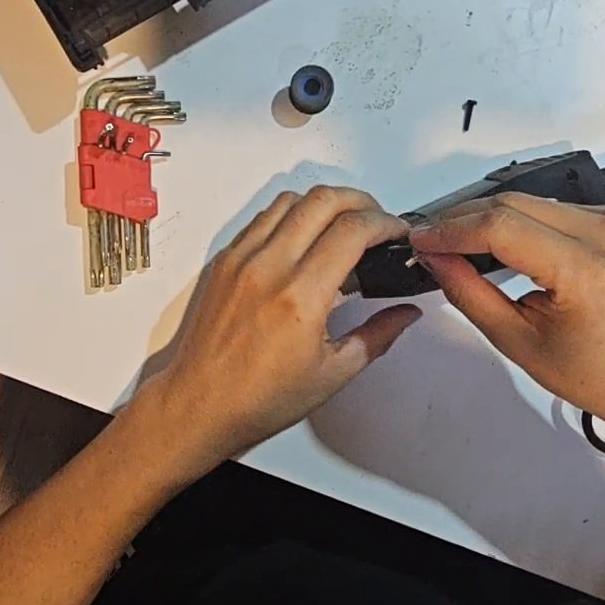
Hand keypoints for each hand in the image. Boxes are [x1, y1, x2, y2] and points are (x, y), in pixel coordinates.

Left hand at [132, 186, 422, 477]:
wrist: (199, 404)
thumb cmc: (256, 398)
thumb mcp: (332, 374)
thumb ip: (377, 336)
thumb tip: (405, 313)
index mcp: (300, 298)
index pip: (352, 230)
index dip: (385, 223)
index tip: (396, 233)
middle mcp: (268, 269)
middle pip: (324, 200)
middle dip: (361, 202)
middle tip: (377, 221)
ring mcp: (241, 259)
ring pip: (290, 199)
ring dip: (325, 203)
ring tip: (343, 225)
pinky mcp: (224, 261)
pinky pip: (262, 217)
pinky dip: (291, 214)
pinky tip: (304, 238)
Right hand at [407, 194, 604, 445]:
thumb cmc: (596, 373)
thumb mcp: (516, 340)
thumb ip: (468, 291)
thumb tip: (433, 256)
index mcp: (588, 273)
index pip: (501, 227)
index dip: (451, 229)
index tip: (421, 238)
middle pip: (514, 204)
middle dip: (463, 218)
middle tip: (431, 238)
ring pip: (533, 200)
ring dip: (489, 216)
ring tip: (458, 240)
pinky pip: (556, 205)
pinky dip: (522, 218)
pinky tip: (501, 239)